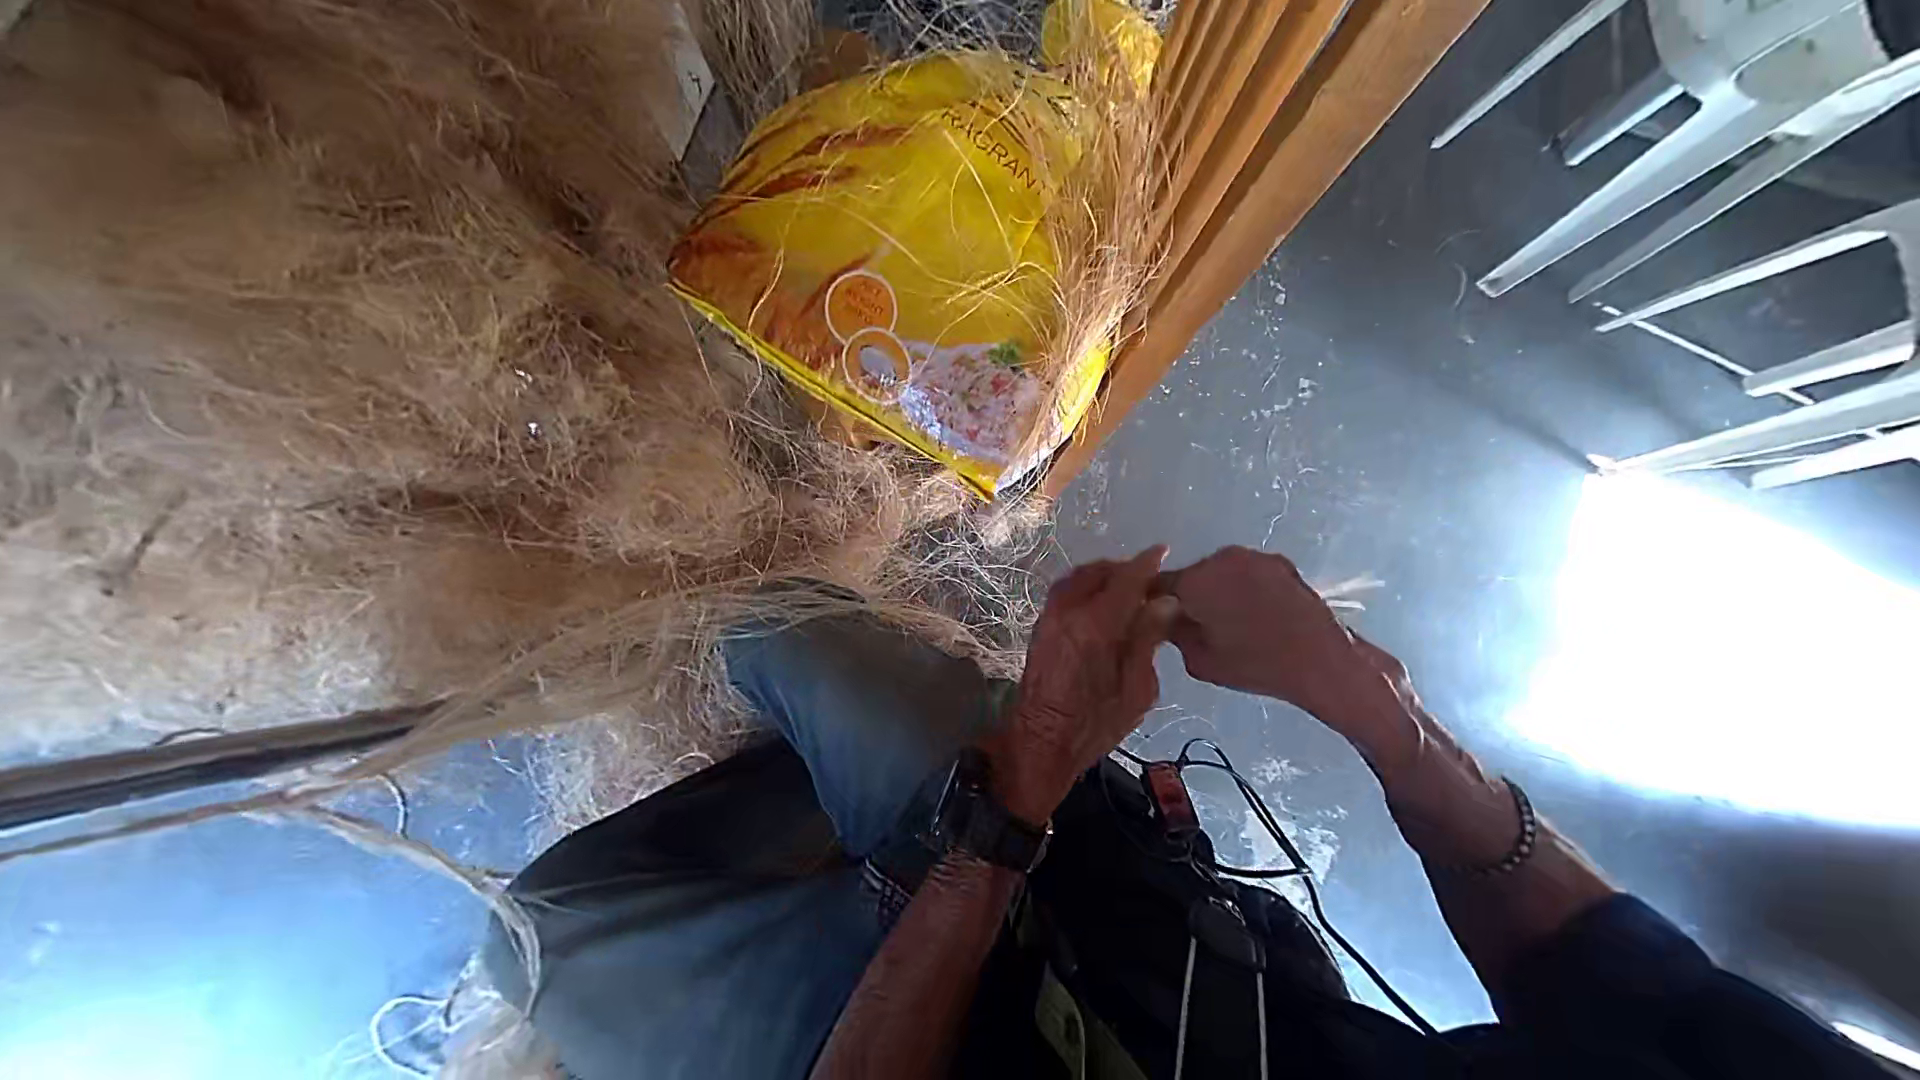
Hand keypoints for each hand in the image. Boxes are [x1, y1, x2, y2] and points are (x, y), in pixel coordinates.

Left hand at [984, 546, 1178, 823]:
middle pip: (1097, 572)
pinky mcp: (1041, 626)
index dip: (1146, 564)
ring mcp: (1050, 617)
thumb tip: (1163, 602)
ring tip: (1127, 587)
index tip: (1162, 552)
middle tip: (1148, 577)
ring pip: (1078, 577)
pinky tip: (1103, 602)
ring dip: (1102, 574)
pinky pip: (1066, 590)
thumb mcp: (1136, 688)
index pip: (1125, 581)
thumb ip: (1147, 638)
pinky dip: (1086, 585)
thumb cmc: (1095, 723)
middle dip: (1124, 568)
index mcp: (1096, 626)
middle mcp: (1068, 612)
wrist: (1041, 740)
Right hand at [1158, 546, 1399, 736]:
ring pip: (1220, 571)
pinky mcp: (1280, 562)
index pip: (1156, 583)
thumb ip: (1172, 632)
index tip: (1157, 618)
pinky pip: (1248, 572)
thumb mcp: (1198, 660)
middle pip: (1190, 574)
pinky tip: (1257, 613)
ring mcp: (1254, 557)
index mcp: (1194, 580)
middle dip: (1189, 595)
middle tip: (1199, 623)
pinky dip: (1245, 587)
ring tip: (1232, 620)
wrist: (1323, 661)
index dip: (1152, 601)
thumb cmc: (1255, 665)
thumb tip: (1162, 615)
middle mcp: (1221, 558)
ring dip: (1219, 589)